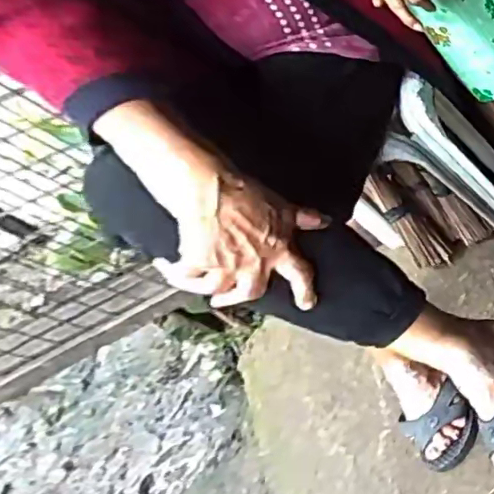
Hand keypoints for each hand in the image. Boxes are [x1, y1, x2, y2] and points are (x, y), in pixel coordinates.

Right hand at [155, 171, 328, 309]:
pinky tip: (169, 267)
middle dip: (237, 298)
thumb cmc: (247, 194)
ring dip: (203, 287)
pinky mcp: (198, 263)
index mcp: (280, 249)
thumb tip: (324, 221)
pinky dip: (176, 275)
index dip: (305, 291)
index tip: (307, 304)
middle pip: (251, 292)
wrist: (211, 189)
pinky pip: (185, 277)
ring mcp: (227, 265)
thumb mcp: (282, 206)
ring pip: (216, 289)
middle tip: (226, 300)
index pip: (300, 274)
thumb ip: (303, 218)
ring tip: (197, 281)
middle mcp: (255, 262)